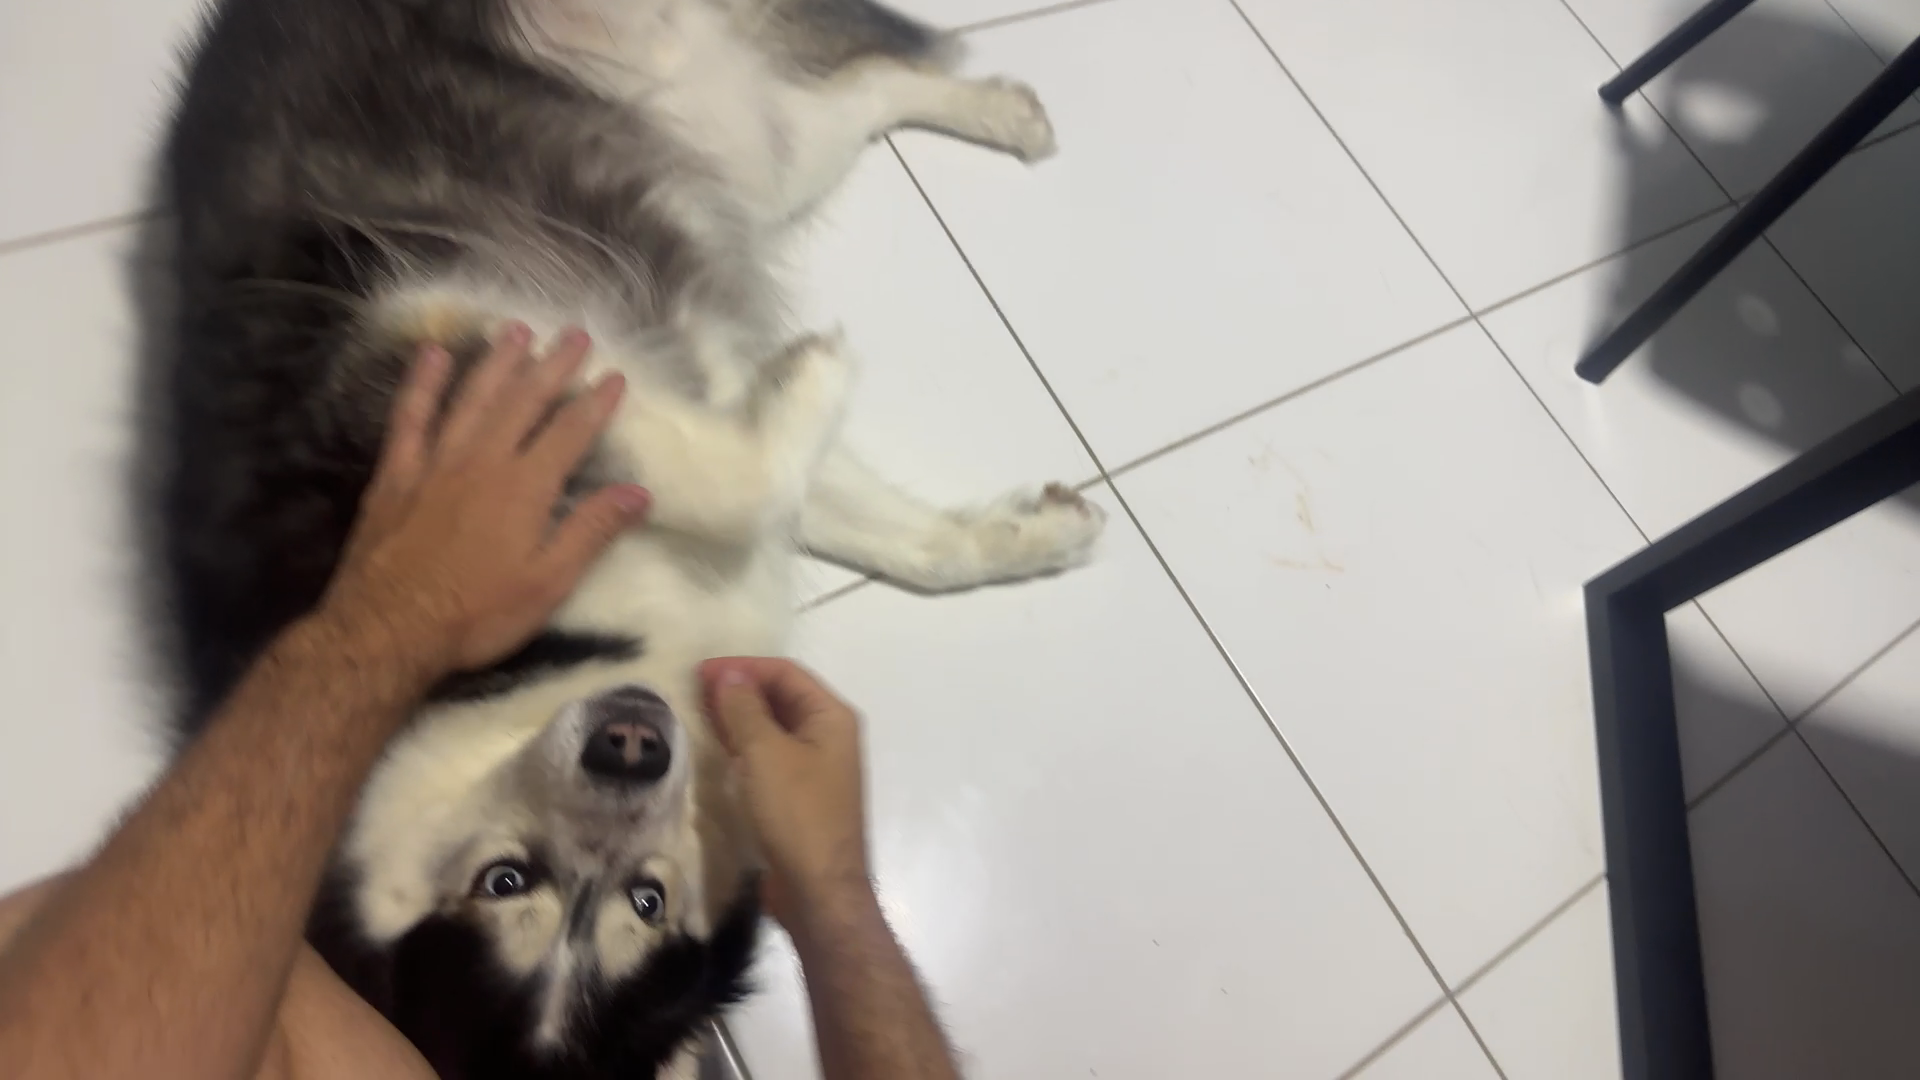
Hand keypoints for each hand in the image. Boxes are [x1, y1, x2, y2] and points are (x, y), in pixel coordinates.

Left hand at [318, 323, 650, 677]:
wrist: (385, 632)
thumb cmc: (479, 612)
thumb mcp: (551, 581)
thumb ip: (592, 530)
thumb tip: (639, 492)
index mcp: (525, 488)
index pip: (569, 432)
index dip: (595, 402)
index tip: (615, 375)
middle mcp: (482, 462)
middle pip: (523, 403)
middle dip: (552, 366)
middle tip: (574, 335)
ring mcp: (435, 464)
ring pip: (472, 399)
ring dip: (497, 362)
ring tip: (516, 330)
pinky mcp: (396, 475)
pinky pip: (410, 418)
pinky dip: (422, 385)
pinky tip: (433, 356)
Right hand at [699, 658, 871, 928]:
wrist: (819, 891)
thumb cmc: (797, 813)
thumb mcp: (766, 754)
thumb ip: (746, 709)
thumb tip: (729, 673)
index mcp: (831, 716)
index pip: (786, 673)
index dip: (744, 667)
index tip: (700, 672)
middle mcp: (830, 734)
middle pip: (782, 698)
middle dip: (741, 690)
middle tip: (694, 691)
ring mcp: (817, 766)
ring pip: (775, 728)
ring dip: (741, 717)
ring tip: (699, 713)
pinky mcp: (801, 794)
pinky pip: (771, 756)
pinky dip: (746, 746)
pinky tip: (718, 748)